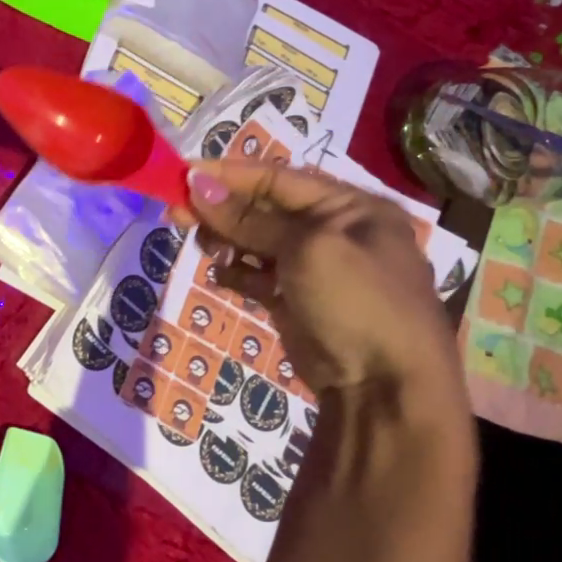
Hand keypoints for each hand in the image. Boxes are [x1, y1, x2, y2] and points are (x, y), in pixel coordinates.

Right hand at [175, 162, 460, 395]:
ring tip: (210, 252)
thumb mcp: (305, 250)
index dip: (226, 174)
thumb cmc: (357, 303)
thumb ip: (248, 218)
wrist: (386, 386)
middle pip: (261, 206)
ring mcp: (314, 265)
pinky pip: (254, 271)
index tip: (178, 176)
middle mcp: (334, 229)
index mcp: (352, 207)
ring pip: (252, 238)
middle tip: (175, 214)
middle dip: (218, 208)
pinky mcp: (295, 295)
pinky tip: (226, 279)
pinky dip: (235, 272)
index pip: (276, 177)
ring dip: (225, 240)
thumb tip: (195, 182)